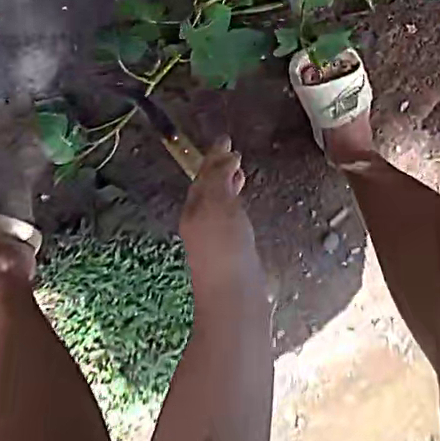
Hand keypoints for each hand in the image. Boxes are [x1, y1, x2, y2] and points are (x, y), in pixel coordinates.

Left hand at [180, 139, 258, 287]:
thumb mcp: (219, 206)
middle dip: (219, 170)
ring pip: (218, 203)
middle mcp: (199, 223)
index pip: (202, 176)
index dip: (214, 157)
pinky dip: (235, 203)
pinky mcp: (229, 254)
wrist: (234, 302)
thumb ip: (219, 180)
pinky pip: (229, 217)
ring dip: (227, 185)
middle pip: (207, 189)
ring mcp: (213, 240)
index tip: (226, 139)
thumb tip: (225, 157)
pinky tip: (245, 208)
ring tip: (242, 174)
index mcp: (194, 210)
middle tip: (234, 153)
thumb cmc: (226, 251)